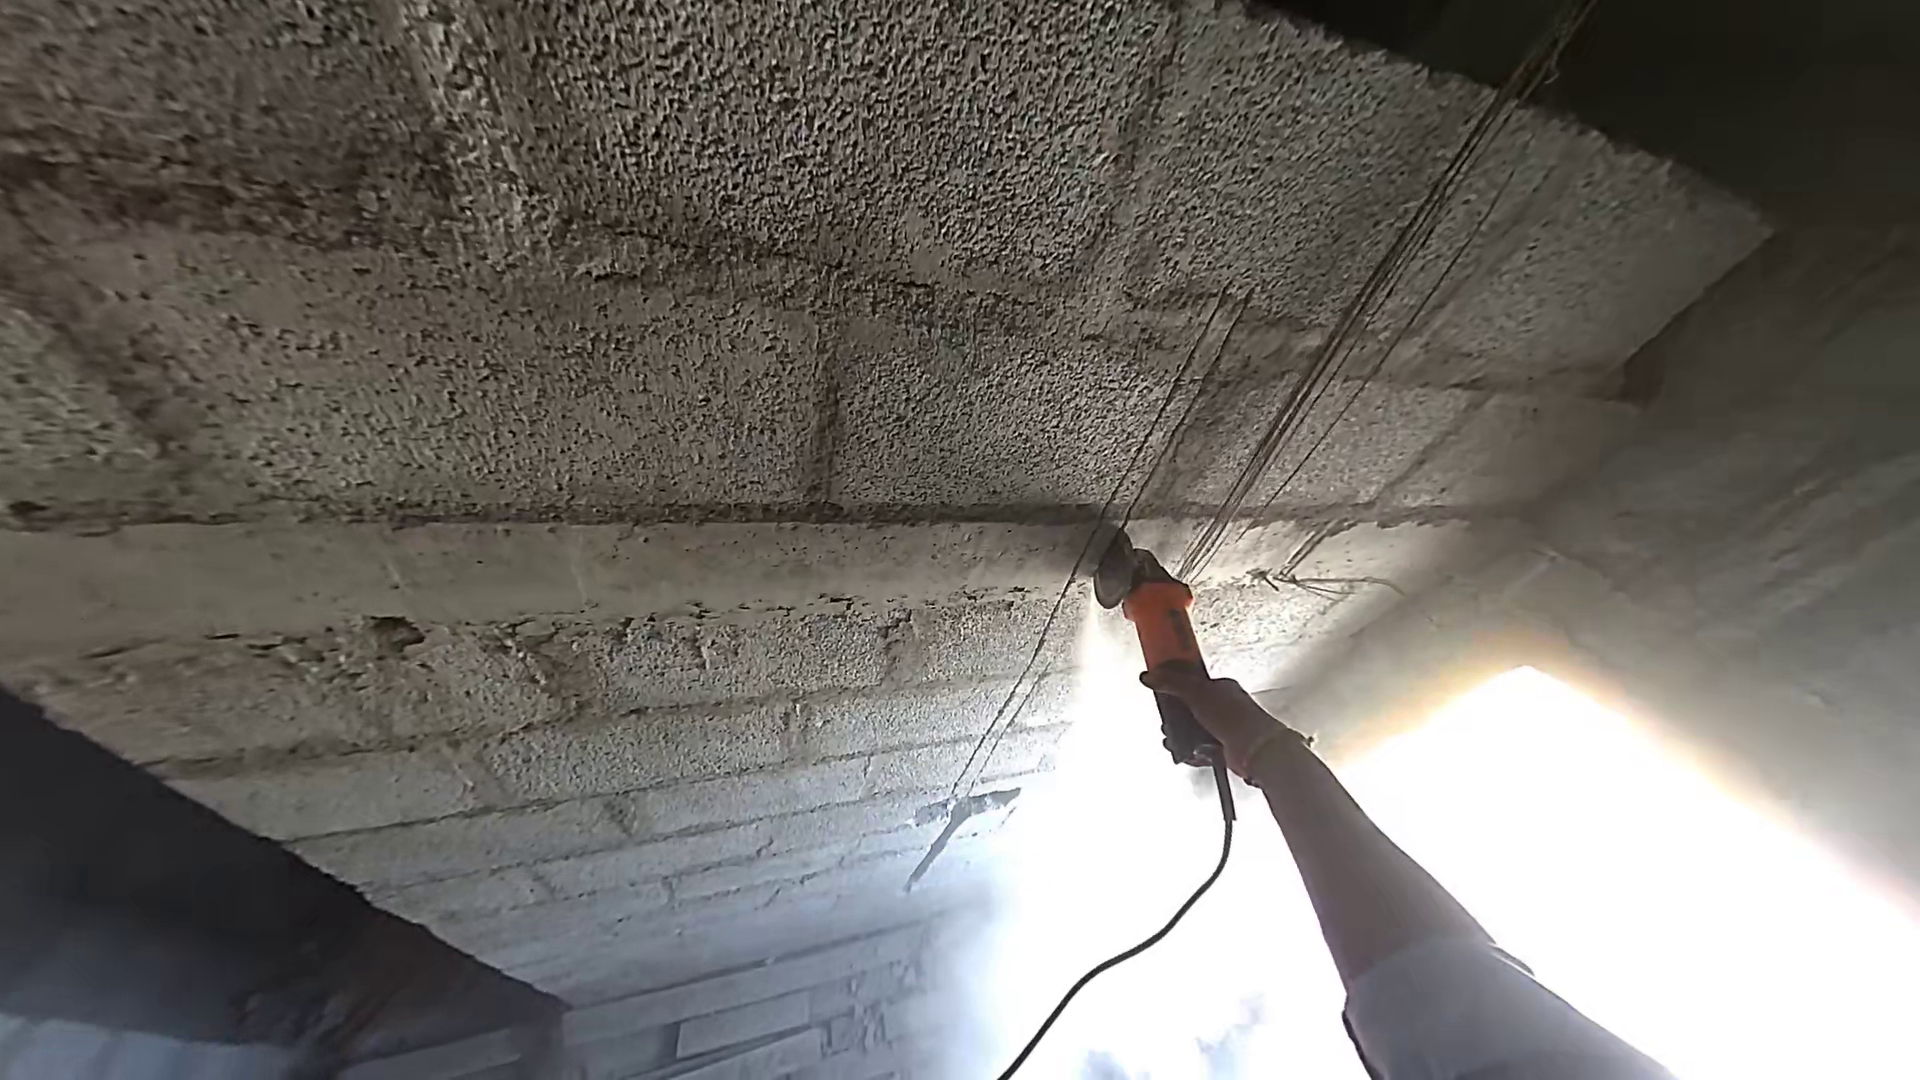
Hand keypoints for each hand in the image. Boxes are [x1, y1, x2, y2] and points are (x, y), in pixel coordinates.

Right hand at [1140, 667, 1305, 776]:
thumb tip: (1148, 676)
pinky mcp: (1223, 749)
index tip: (1159, 687)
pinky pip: (1199, 749)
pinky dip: (1189, 751)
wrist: (1257, 750)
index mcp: (1221, 687)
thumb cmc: (1235, 716)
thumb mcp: (1196, 692)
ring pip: (1192, 730)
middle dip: (1173, 715)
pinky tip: (1183, 751)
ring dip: (1179, 735)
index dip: (1173, 684)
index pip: (1191, 681)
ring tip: (1171, 737)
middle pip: (1189, 707)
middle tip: (1165, 719)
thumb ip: (1170, 683)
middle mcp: (1223, 707)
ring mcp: (1223, 729)